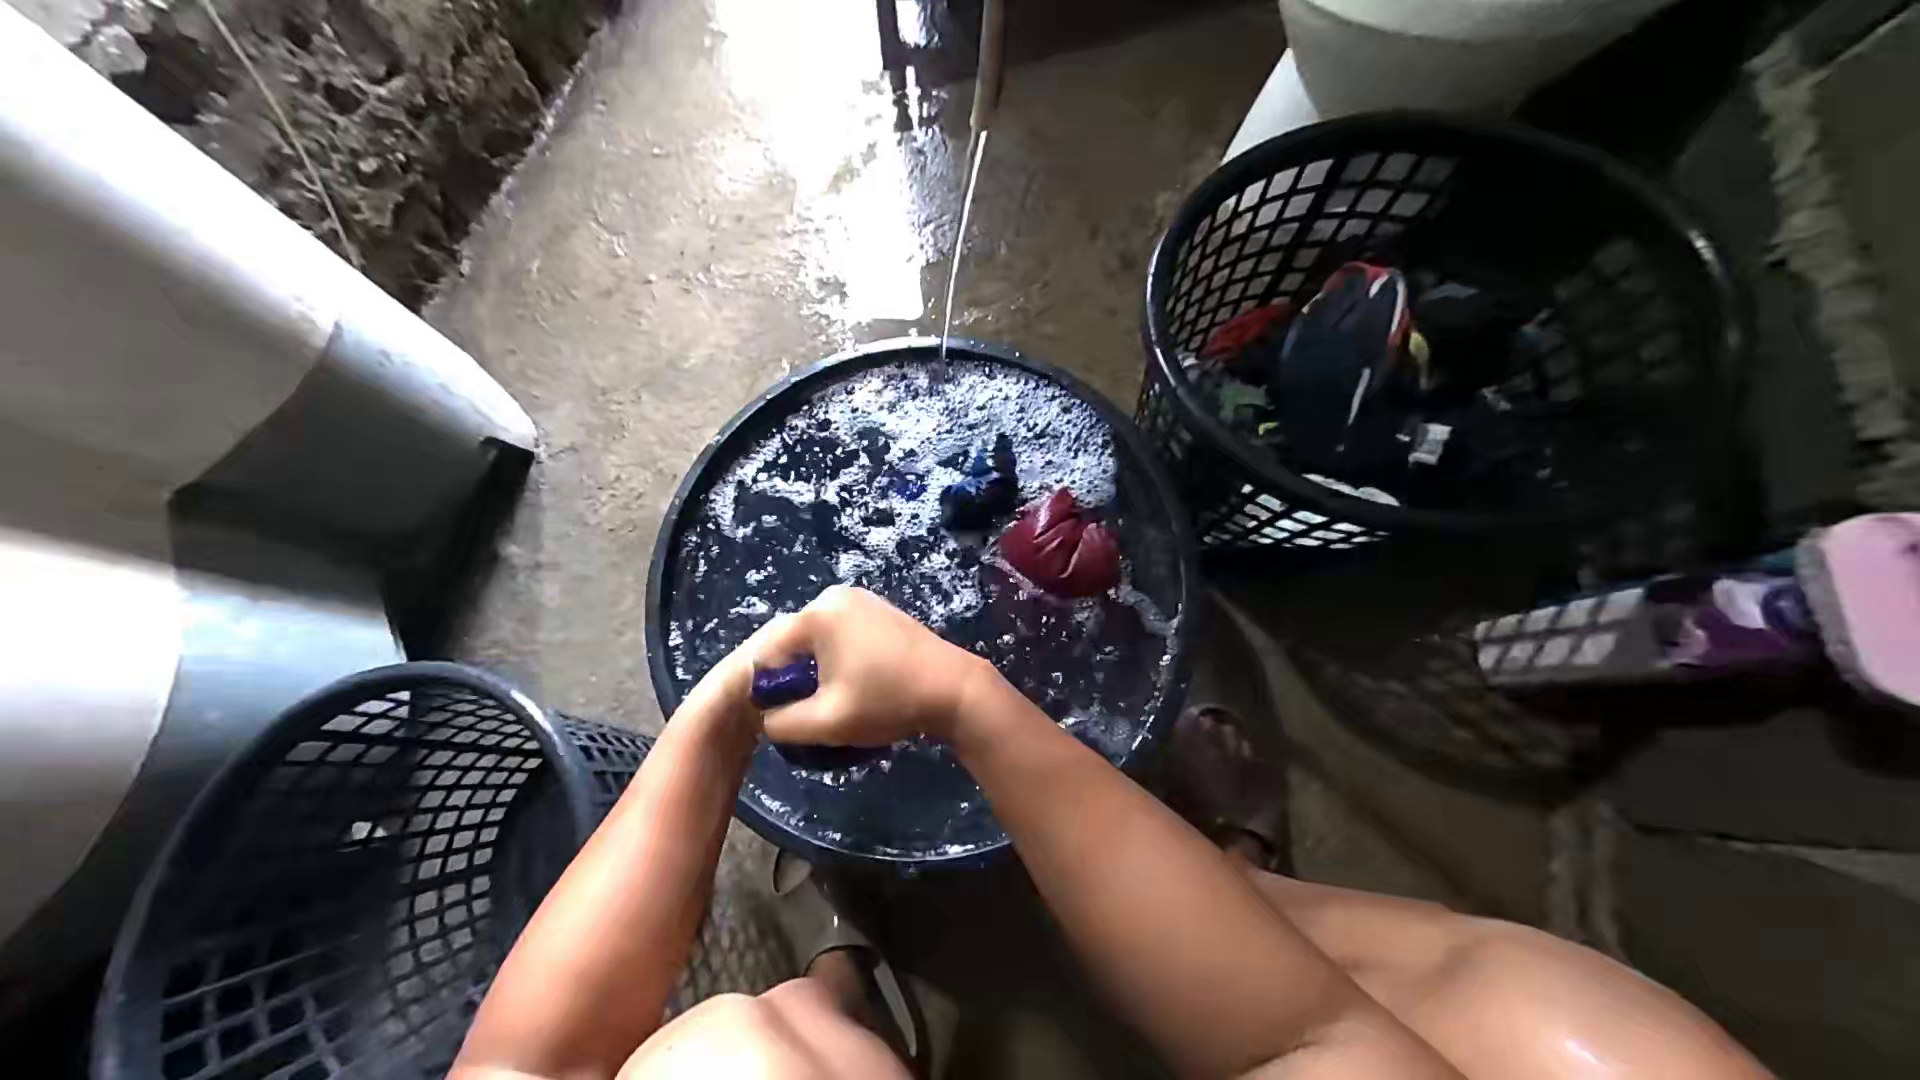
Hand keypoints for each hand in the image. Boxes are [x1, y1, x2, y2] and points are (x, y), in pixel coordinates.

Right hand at [752, 585, 992, 745]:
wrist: (954, 689)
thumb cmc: (888, 700)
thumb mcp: (826, 722)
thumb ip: (781, 722)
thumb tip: (767, 715)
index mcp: (817, 614)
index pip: (769, 653)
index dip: (769, 689)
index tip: (787, 716)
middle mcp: (834, 596)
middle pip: (793, 642)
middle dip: (796, 677)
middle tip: (815, 708)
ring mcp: (861, 599)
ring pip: (818, 639)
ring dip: (819, 669)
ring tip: (838, 698)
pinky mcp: (879, 609)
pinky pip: (842, 633)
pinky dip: (840, 657)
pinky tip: (858, 681)